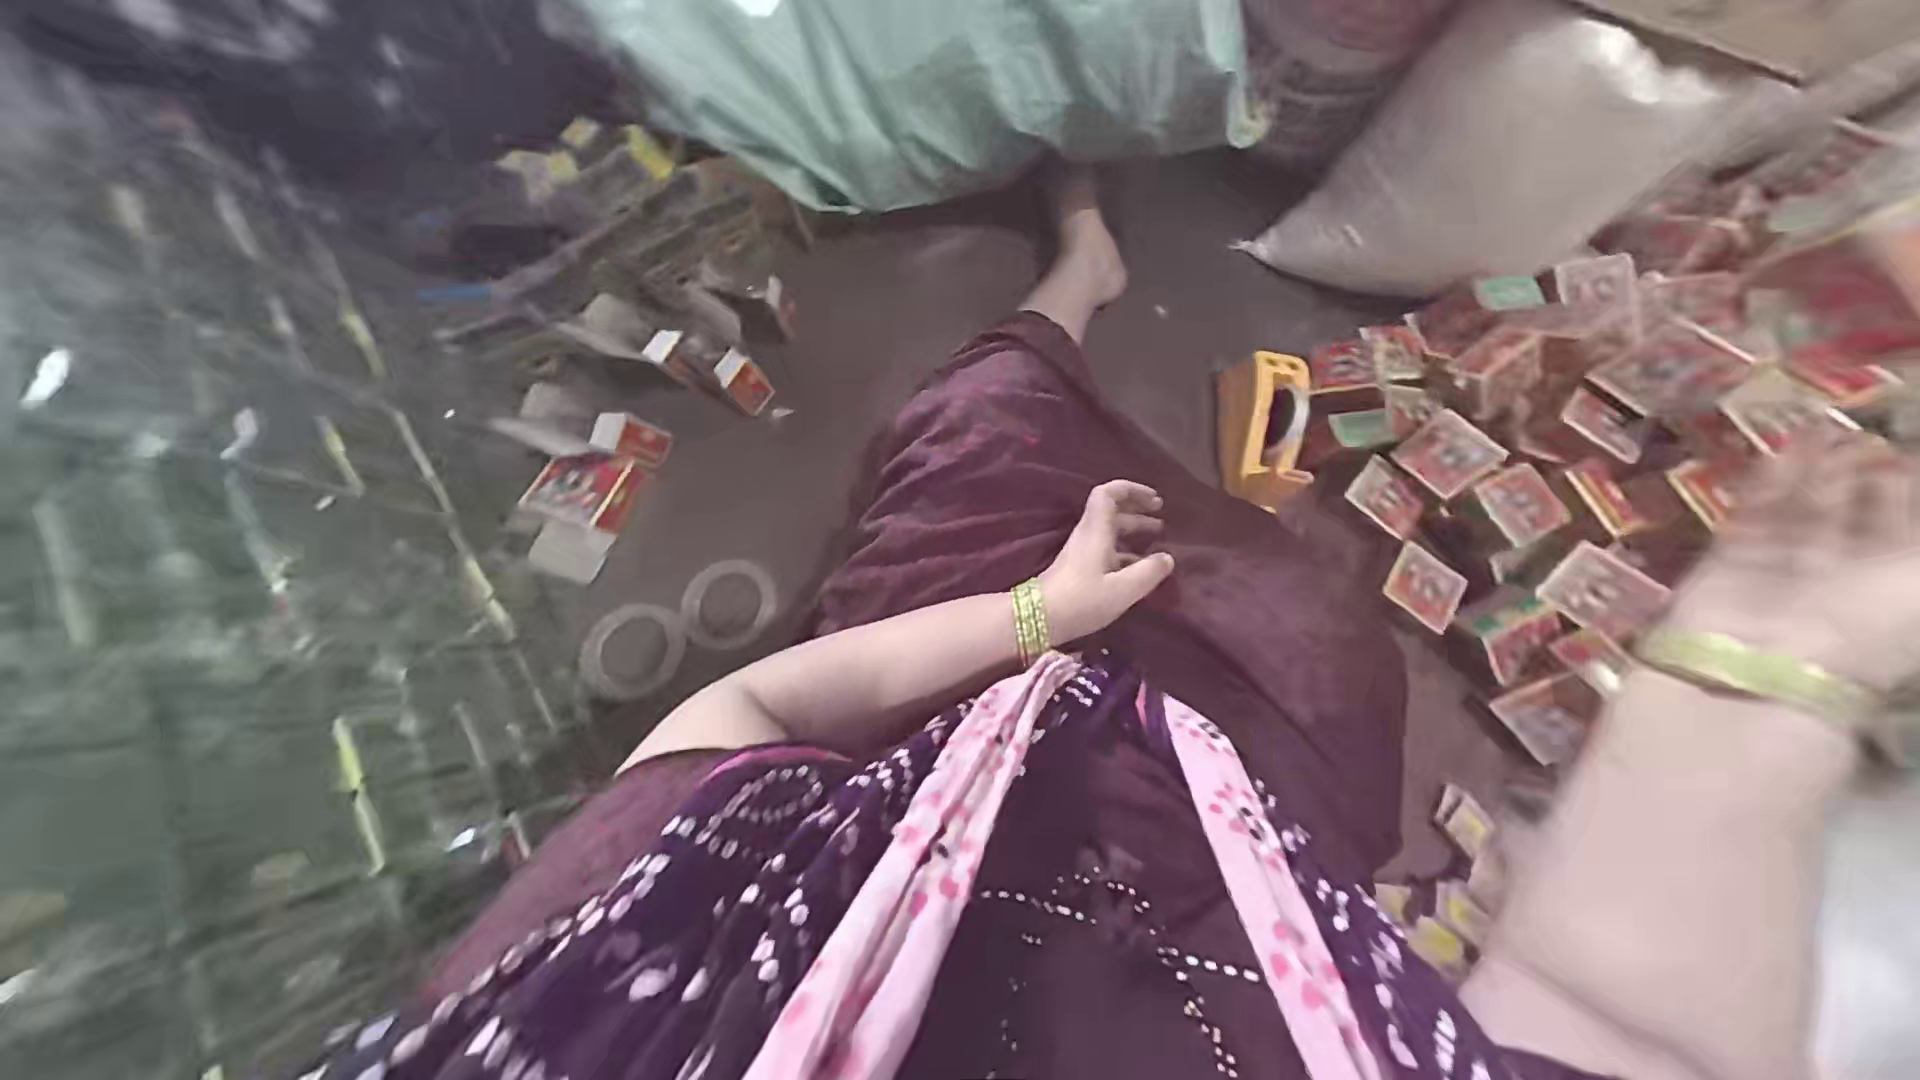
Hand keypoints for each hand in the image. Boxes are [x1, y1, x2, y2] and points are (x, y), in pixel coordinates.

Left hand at [1037, 480, 1175, 643]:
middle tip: (1161, 519)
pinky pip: (1106, 550)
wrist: (1039, 618)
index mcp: (1096, 531)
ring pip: (1110, 531)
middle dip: (1137, 511)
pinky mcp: (1079, 568)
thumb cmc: (1082, 600)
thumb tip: (1167, 558)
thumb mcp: (1123, 589)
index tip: (1154, 499)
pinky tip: (1140, 567)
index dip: (1131, 490)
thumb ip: (1148, 572)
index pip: (1108, 494)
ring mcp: (1082, 551)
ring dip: (1133, 531)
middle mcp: (1088, 535)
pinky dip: (1125, 551)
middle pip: (1112, 511)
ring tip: (1157, 539)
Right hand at [1662, 434, 1919, 690]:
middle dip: (1864, 471)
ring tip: (1821, 430)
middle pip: (1858, 511)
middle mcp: (1848, 567)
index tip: (1911, 448)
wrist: (1765, 654)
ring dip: (1814, 471)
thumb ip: (1904, 525)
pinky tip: (1780, 454)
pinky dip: (1767, 486)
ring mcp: (1786, 561)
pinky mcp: (1733, 555)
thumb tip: (1911, 478)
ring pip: (1804, 506)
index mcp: (1904, 577)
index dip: (1911, 485)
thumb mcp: (1919, 577)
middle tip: (1863, 431)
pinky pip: (1755, 514)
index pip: (1909, 522)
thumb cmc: (1869, 621)